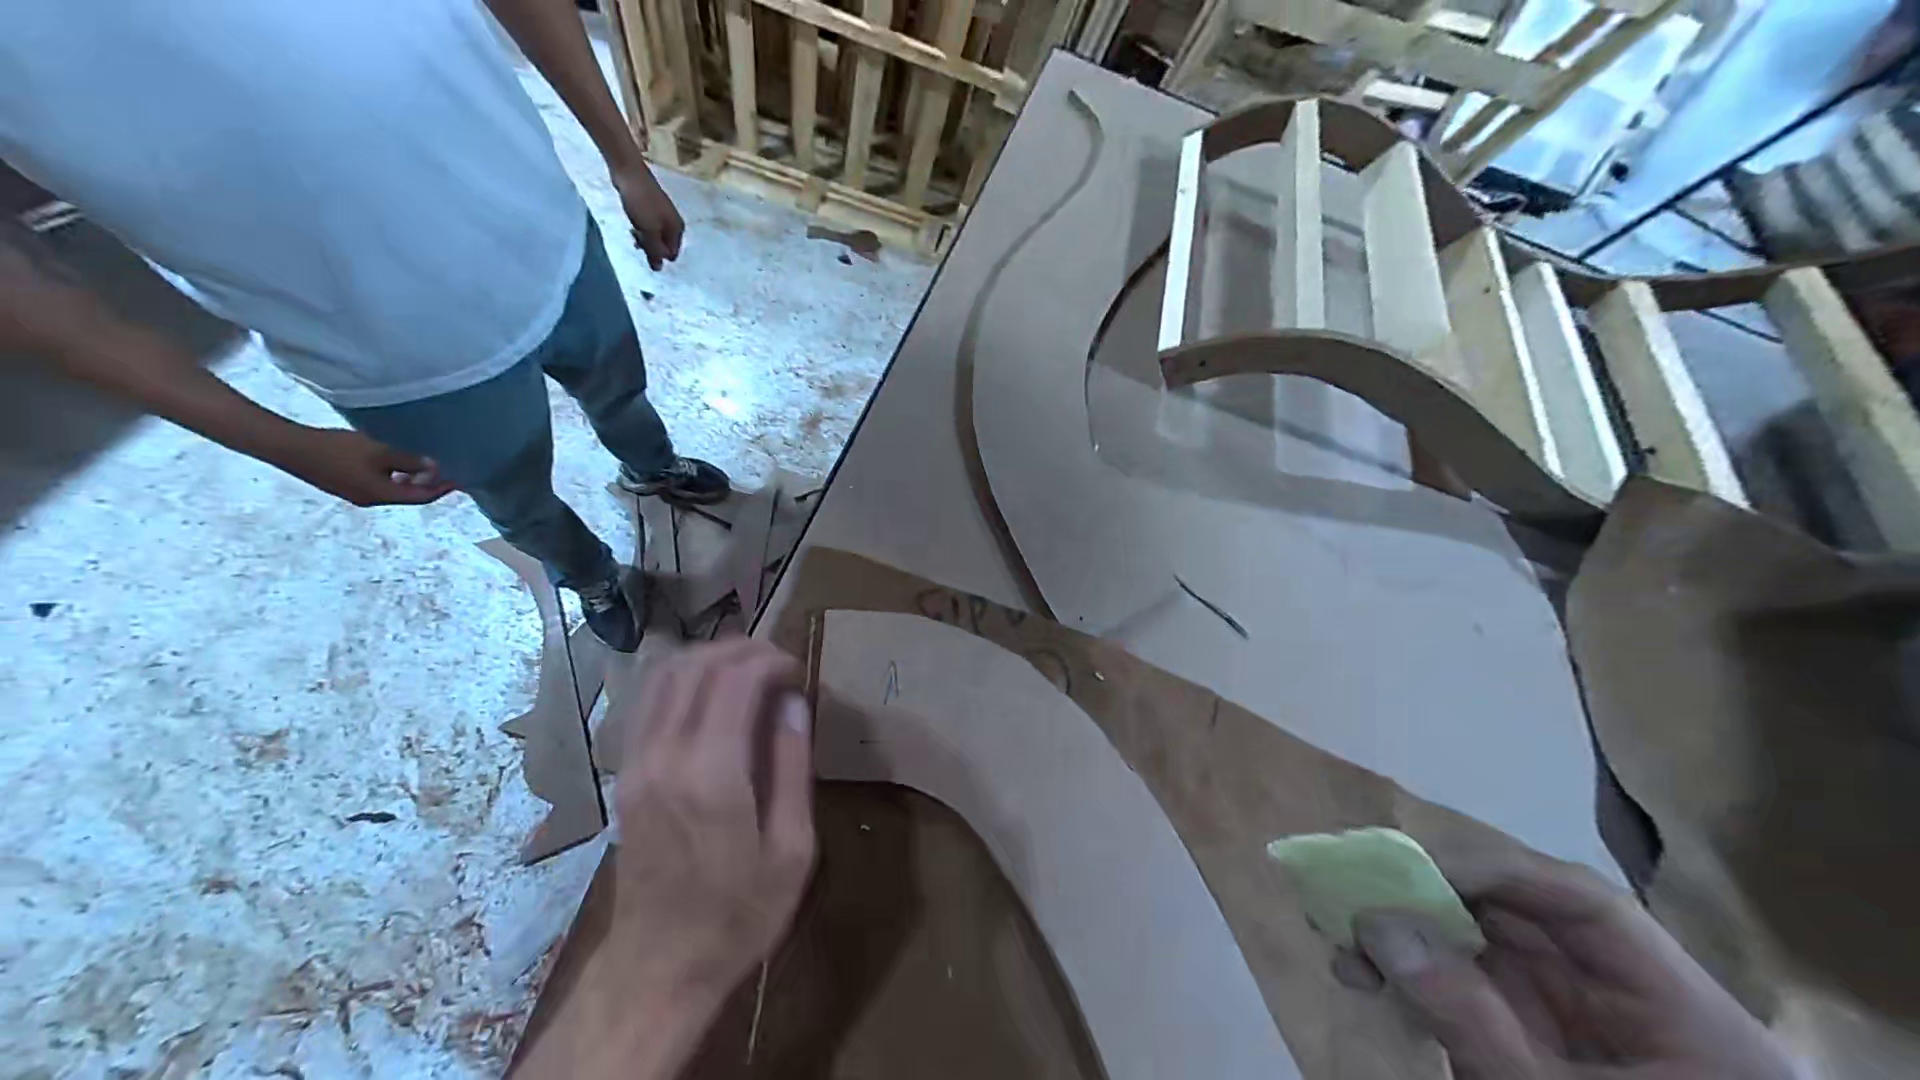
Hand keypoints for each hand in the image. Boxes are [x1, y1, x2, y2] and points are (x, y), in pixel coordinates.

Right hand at [275, 427, 454, 506]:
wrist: (287, 446)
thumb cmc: (336, 449)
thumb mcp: (379, 452)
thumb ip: (410, 461)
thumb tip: (434, 467)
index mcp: (381, 495)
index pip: (421, 497)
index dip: (442, 489)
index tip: (460, 480)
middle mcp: (370, 500)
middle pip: (409, 495)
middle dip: (429, 485)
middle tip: (447, 471)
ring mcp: (355, 494)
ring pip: (394, 489)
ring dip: (412, 480)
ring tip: (427, 465)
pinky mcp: (345, 484)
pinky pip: (379, 484)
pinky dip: (395, 476)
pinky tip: (398, 463)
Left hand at [609, 639, 815, 1004]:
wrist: (659, 966)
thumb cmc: (740, 913)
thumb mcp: (792, 848)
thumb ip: (793, 767)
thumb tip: (793, 704)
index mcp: (712, 775)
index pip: (735, 680)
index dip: (769, 660)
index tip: (796, 669)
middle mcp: (665, 758)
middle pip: (696, 667)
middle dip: (741, 649)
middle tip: (776, 661)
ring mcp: (636, 764)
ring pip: (664, 677)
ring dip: (708, 657)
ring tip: (746, 668)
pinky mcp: (624, 775)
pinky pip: (647, 703)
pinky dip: (681, 680)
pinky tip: (709, 693)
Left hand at [612, 161, 684, 271]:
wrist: (629, 171)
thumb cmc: (641, 202)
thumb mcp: (648, 231)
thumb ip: (654, 250)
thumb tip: (659, 269)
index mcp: (677, 230)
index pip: (671, 254)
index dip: (656, 254)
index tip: (642, 246)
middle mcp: (674, 224)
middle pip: (664, 246)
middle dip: (650, 246)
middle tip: (635, 238)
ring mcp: (664, 215)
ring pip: (656, 236)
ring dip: (644, 237)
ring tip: (632, 229)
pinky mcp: (653, 208)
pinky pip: (650, 225)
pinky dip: (641, 227)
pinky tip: (633, 220)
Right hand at [1353, 862, 1796, 1079]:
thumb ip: (1471, 1016)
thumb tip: (1377, 923)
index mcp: (1685, 1014)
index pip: (1583, 902)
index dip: (1493, 868)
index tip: (1408, 864)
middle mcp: (1627, 1002)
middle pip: (1520, 917)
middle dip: (1431, 900)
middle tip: (1357, 894)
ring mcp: (1575, 1028)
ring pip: (1481, 949)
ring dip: (1408, 939)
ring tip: (1346, 948)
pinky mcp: (1530, 1048)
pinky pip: (1465, 990)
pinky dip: (1414, 979)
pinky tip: (1365, 979)